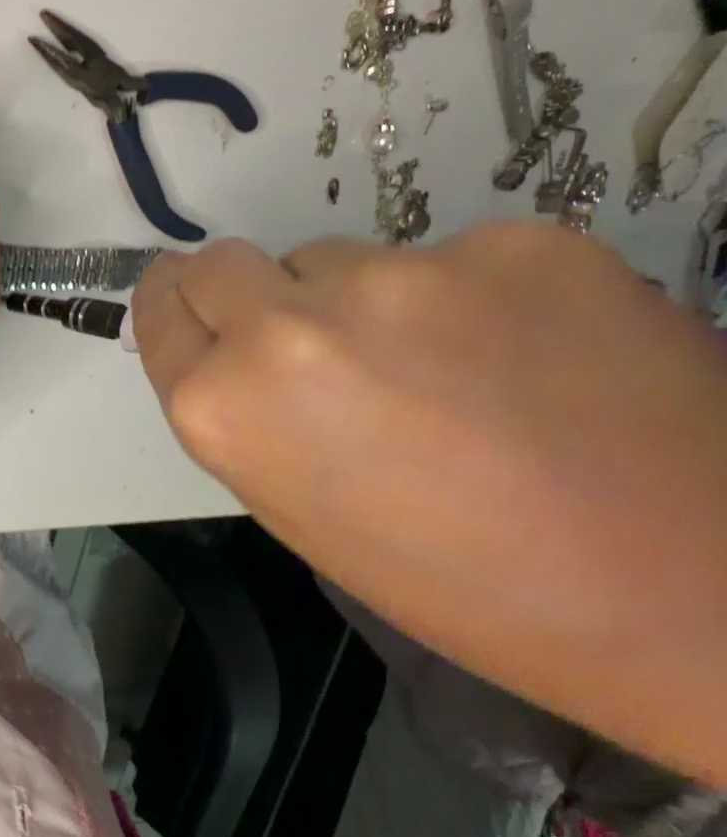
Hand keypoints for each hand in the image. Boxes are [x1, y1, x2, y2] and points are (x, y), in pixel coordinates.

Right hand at [132, 225, 726, 785]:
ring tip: (445, 370)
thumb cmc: (451, 578)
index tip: (202, 315)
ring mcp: (402, 275)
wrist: (687, 592)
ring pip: (341, 260)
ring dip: (363, 303)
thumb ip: (244, 412)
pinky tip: (526, 358)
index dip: (179, 310)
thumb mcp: (295, 505)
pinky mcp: (518, 244)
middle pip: (225, 262)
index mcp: (221, 404)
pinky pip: (452, 257)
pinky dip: (468, 297)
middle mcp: (287, 326)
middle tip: (310, 343)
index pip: (161, 306)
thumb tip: (243, 351)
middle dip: (250, 296)